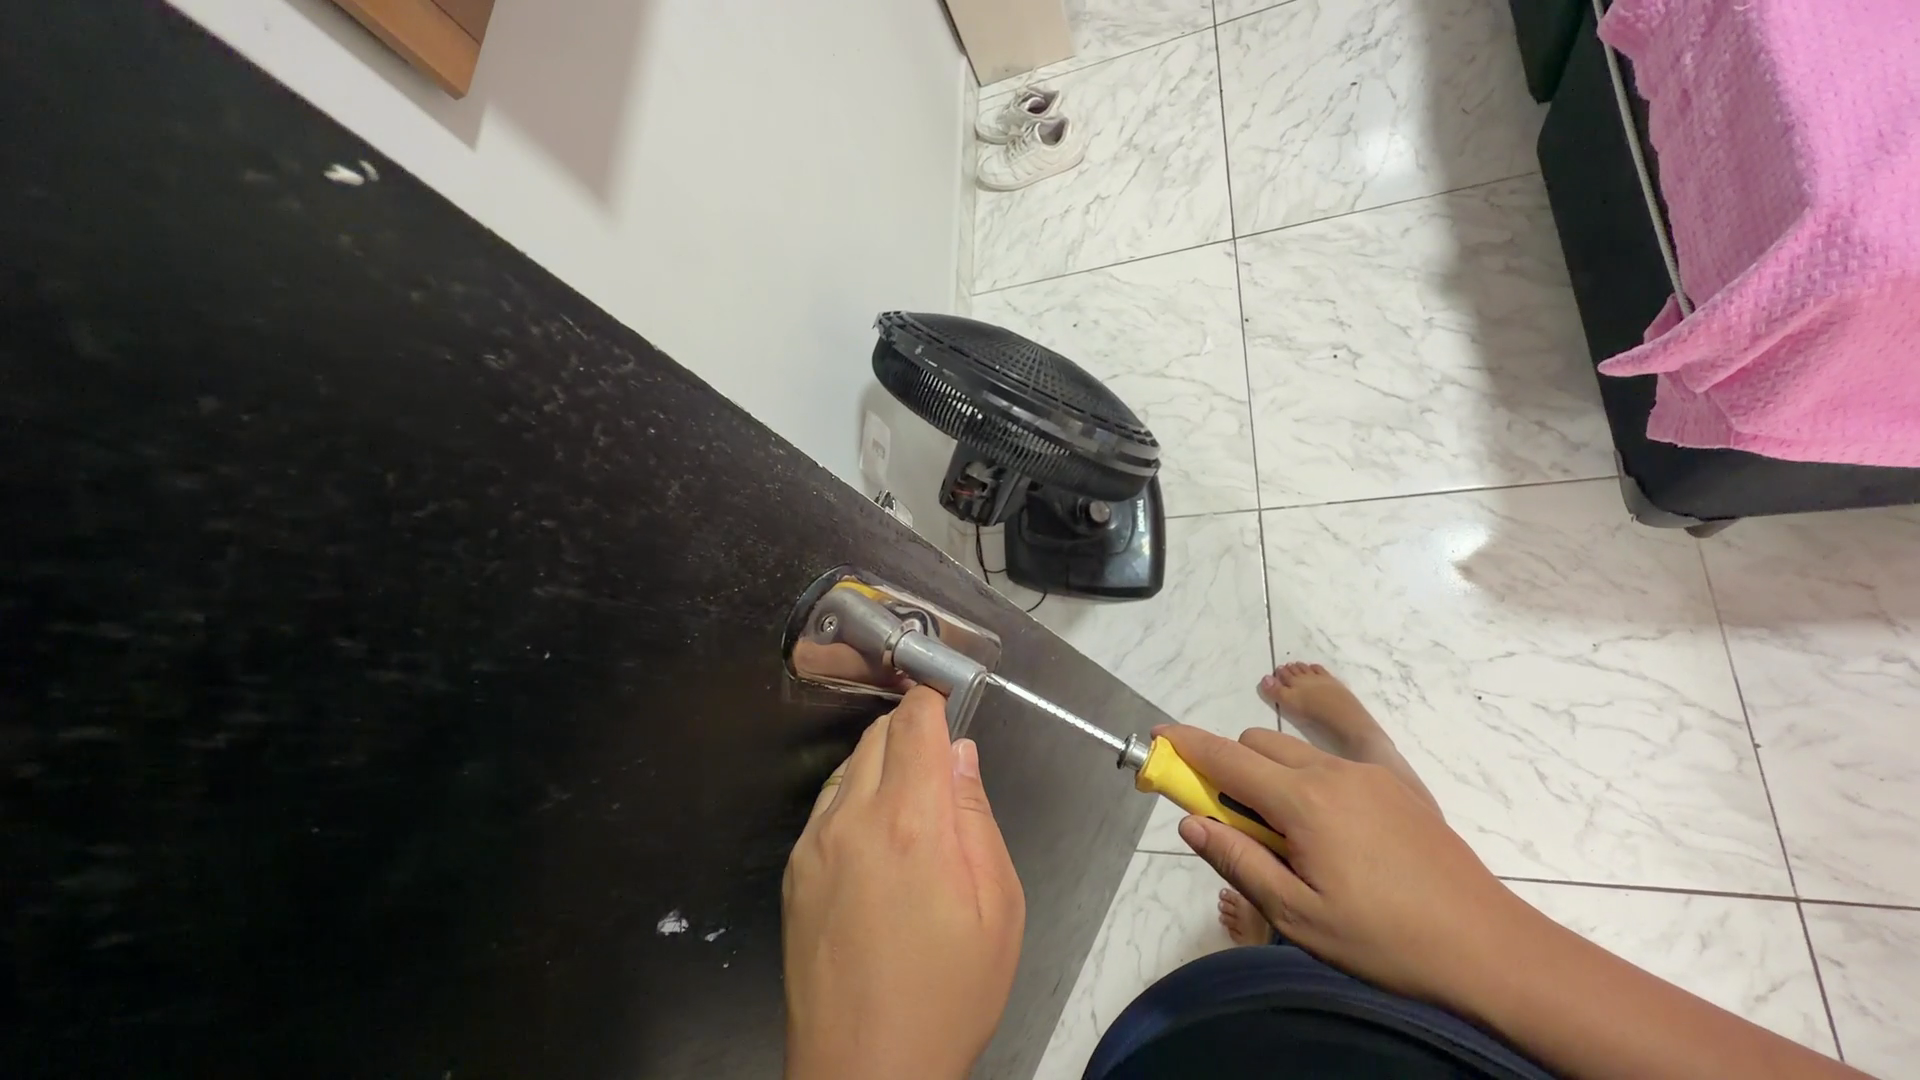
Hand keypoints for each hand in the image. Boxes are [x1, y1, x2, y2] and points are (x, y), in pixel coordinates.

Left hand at [781, 687, 1025, 1079]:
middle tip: (940, 764)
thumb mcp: (997, 906)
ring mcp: (814, 843)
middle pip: (878, 734)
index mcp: (911, 822)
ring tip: (912, 812)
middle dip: (911, 730)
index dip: (934, 700)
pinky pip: (827, 807)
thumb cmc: (949, 992)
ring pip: (850, 767)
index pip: (915, 722)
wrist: (865, 1071)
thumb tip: (959, 754)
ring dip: (882, 766)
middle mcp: (853, 818)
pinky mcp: (794, 870)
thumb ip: (976, 817)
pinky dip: (855, 801)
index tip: (949, 699)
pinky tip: (877, 846)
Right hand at [1162, 724, 1540, 1006]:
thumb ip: (1237, 860)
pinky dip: (1306, 778)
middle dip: (1229, 769)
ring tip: (1288, 839)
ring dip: (1268, 774)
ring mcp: (1369, 773)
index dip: (1185, 746)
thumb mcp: (1297, 915)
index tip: (1155, 739)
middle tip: (1234, 825)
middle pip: (1256, 744)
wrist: (1490, 949)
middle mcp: (1333, 771)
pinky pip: (1331, 762)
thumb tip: (1190, 823)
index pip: (1225, 756)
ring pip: (1293, 752)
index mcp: (1304, 801)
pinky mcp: (1396, 784)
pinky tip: (1330, 831)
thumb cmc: (1383, 941)